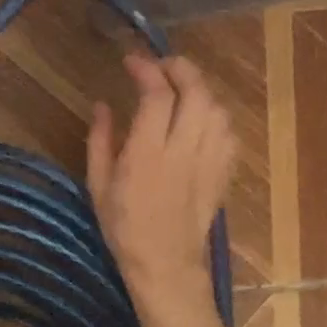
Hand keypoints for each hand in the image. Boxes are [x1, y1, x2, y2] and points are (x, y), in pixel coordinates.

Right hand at [87, 53, 235, 292]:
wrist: (165, 264)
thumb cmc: (123, 227)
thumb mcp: (98, 185)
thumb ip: (100, 141)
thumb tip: (103, 105)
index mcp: (147, 154)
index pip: (157, 95)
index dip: (146, 69)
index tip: (131, 61)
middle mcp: (183, 151)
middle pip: (196, 92)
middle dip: (180, 68)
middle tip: (162, 65)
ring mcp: (209, 160)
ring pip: (216, 108)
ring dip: (199, 90)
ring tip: (181, 88)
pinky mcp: (223, 171)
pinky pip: (227, 131)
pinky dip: (214, 114)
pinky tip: (200, 117)